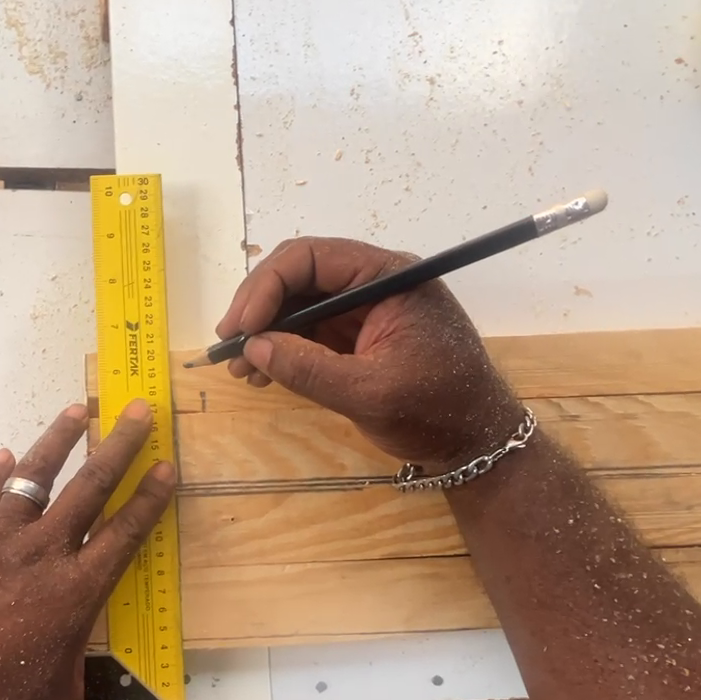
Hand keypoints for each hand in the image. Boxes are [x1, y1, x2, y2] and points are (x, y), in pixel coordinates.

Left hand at [0, 400, 173, 699]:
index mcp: (75, 593)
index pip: (125, 533)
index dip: (150, 498)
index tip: (167, 465)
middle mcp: (41, 556)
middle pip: (89, 488)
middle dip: (120, 445)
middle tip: (139, 408)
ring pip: (34, 478)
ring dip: (58, 440)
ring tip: (79, 410)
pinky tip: (3, 455)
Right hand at [219, 237, 525, 470]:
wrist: (472, 441)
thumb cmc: (437, 411)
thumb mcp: (370, 392)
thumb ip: (310, 369)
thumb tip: (254, 348)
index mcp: (387, 278)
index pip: (313, 258)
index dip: (268, 286)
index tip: (242, 328)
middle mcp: (372, 284)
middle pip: (298, 276)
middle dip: (258, 308)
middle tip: (228, 345)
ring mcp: (360, 311)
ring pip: (296, 304)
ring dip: (263, 332)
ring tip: (239, 369)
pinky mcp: (352, 337)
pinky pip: (304, 332)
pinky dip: (278, 350)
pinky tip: (260, 374)